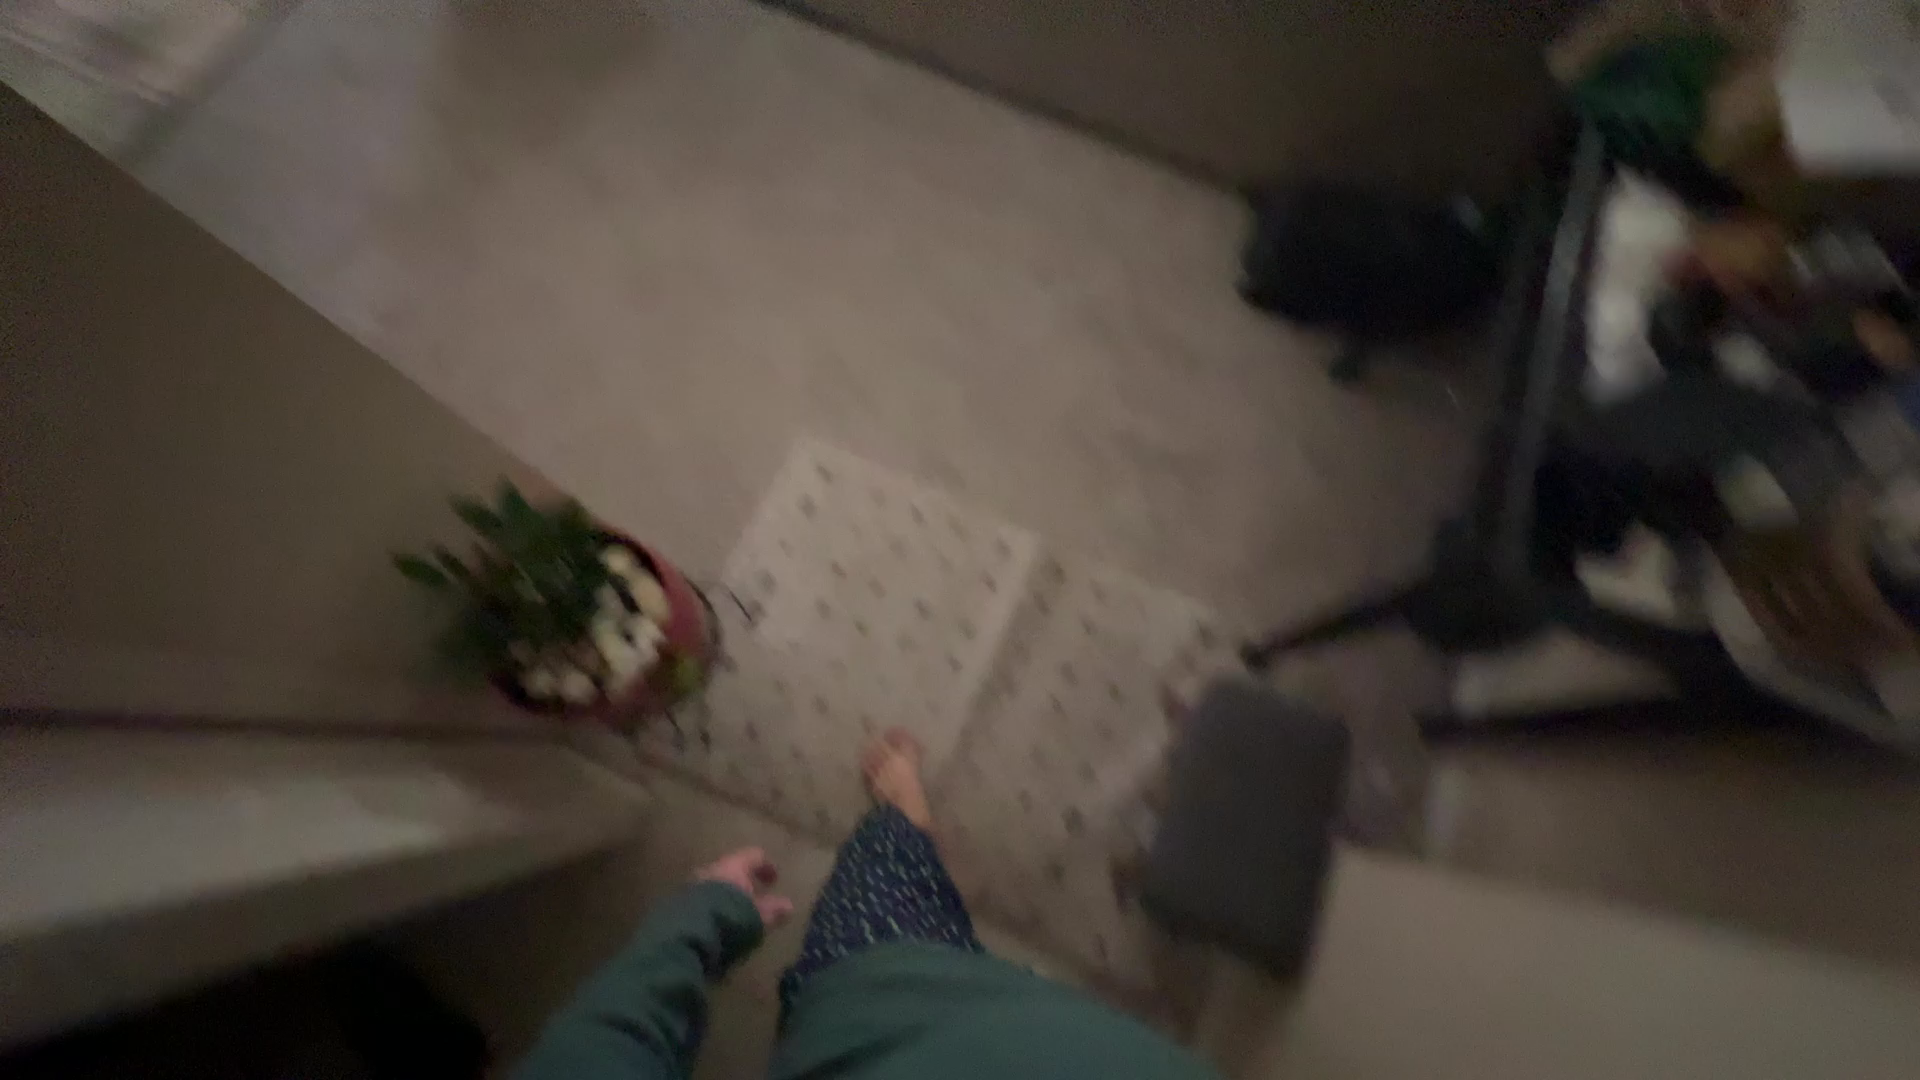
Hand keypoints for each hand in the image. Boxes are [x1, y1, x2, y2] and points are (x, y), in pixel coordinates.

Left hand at [694, 847, 794, 928]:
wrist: (686, 935)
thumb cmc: (730, 918)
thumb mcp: (758, 917)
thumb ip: (773, 909)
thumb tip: (788, 905)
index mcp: (734, 866)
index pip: (754, 856)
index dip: (766, 867)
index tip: (774, 880)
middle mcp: (712, 869)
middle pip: (731, 869)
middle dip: (742, 882)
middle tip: (752, 898)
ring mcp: (692, 885)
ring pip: (714, 884)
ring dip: (725, 895)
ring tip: (733, 914)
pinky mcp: (676, 903)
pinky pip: (700, 899)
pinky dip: (710, 907)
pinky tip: (715, 924)